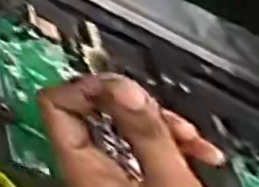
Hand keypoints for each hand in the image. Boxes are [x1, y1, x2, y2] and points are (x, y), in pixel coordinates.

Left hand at [39, 74, 224, 186]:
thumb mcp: (170, 186)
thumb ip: (145, 133)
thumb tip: (122, 83)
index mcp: (79, 165)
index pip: (55, 103)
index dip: (86, 88)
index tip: (126, 90)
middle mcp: (88, 172)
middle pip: (94, 115)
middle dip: (133, 108)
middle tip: (170, 118)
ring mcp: (113, 184)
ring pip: (124, 137)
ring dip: (159, 129)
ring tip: (195, 140)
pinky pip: (144, 161)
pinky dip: (170, 153)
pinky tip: (203, 156)